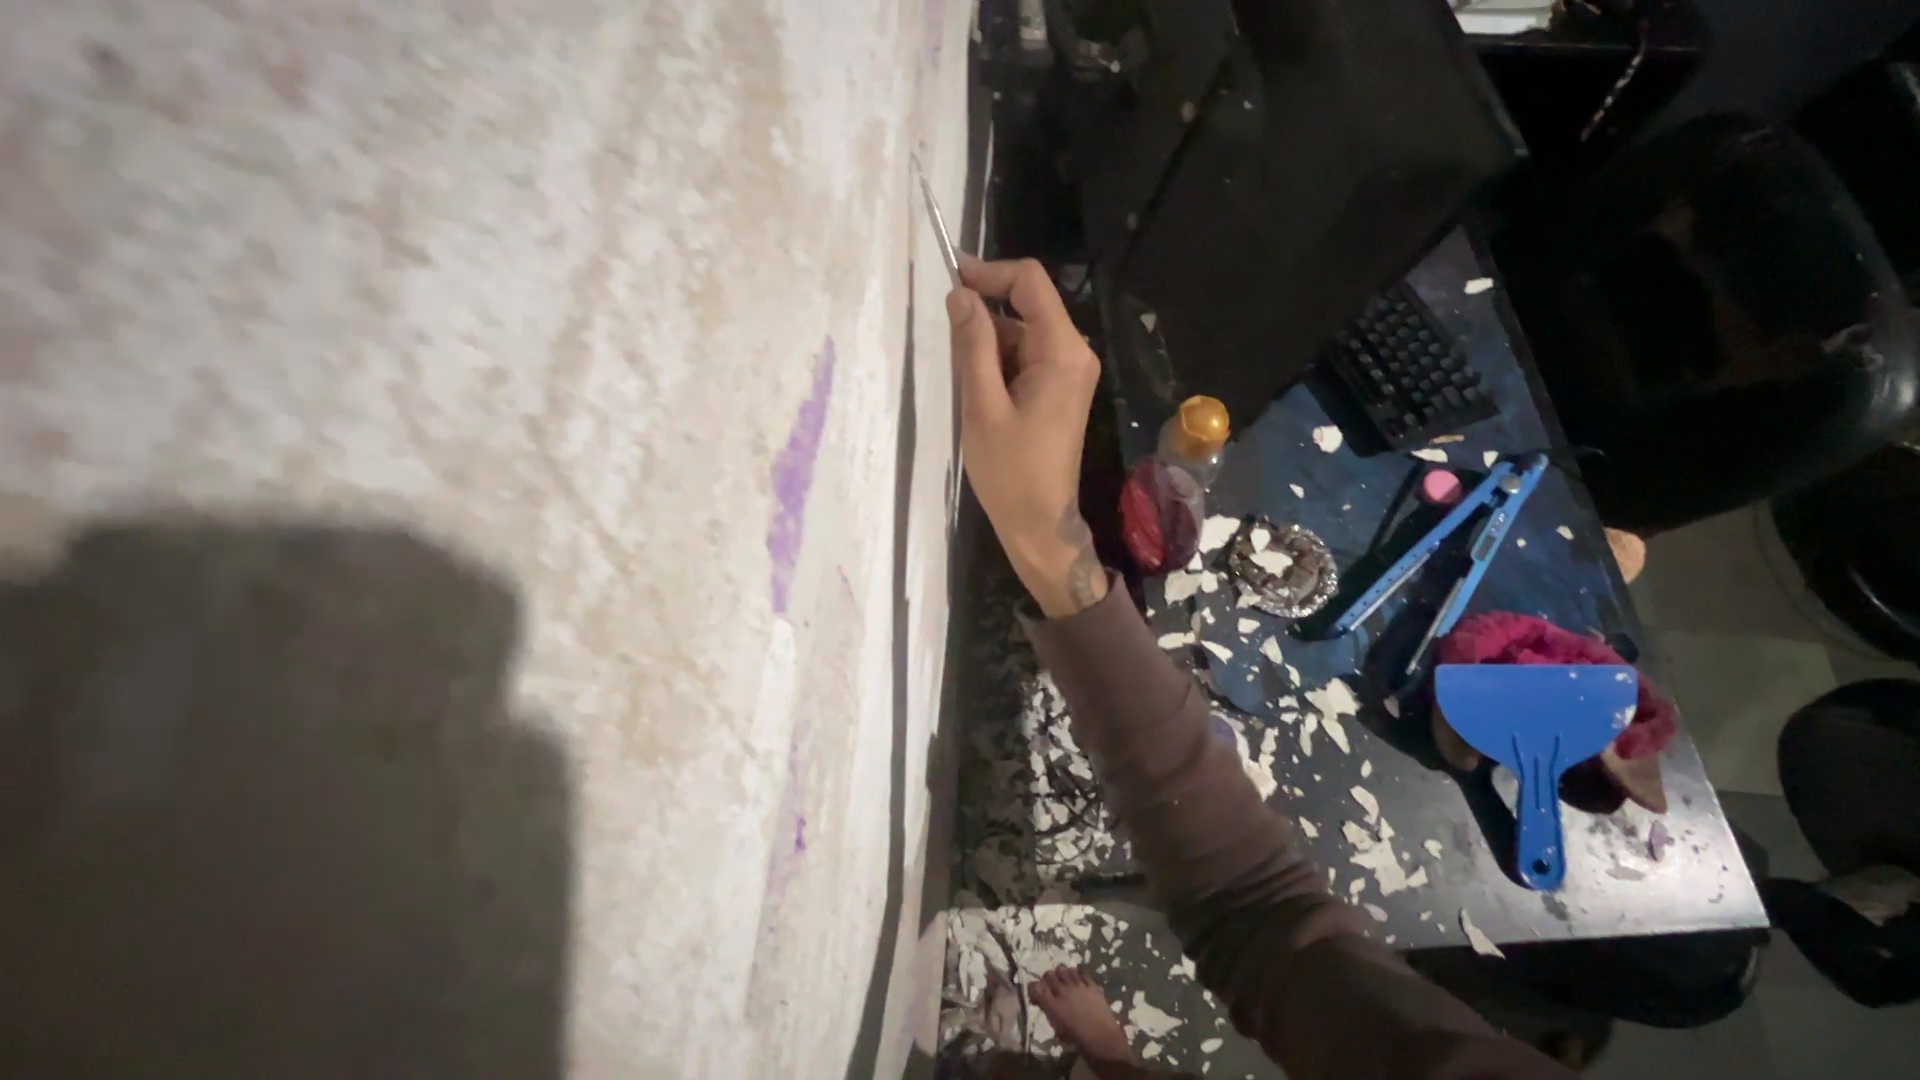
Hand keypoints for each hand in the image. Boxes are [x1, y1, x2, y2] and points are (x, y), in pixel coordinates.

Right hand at [947, 256, 1107, 617]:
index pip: (1030, 283)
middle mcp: (1074, 353)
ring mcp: (1069, 373)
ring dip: (987, 344)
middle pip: (1026, 306)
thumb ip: (972, 346)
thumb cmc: (1011, 471)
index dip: (989, 273)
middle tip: (947, 345)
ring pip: (1021, 333)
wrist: (1040, 523)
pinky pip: (1025, 357)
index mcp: (1063, 352)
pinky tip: (978, 393)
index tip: (949, 280)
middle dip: (984, 315)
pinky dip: (998, 363)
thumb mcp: (982, 406)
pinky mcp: (1059, 390)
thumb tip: (961, 295)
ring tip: (965, 386)